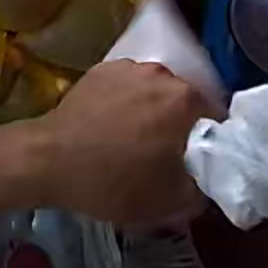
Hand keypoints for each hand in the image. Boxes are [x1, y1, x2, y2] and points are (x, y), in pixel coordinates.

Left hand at [15, 59, 215, 224]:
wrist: (52, 159)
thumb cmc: (116, 181)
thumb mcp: (171, 201)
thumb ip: (203, 187)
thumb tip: (209, 178)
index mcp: (186, 100)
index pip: (216, 119)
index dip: (211, 143)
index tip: (199, 162)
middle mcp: (162, 73)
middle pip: (184, 101)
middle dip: (180, 124)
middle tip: (167, 153)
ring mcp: (129, 66)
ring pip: (153, 90)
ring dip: (151, 109)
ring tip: (134, 138)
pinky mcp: (101, 68)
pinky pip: (126, 85)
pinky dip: (125, 101)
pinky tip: (110, 124)